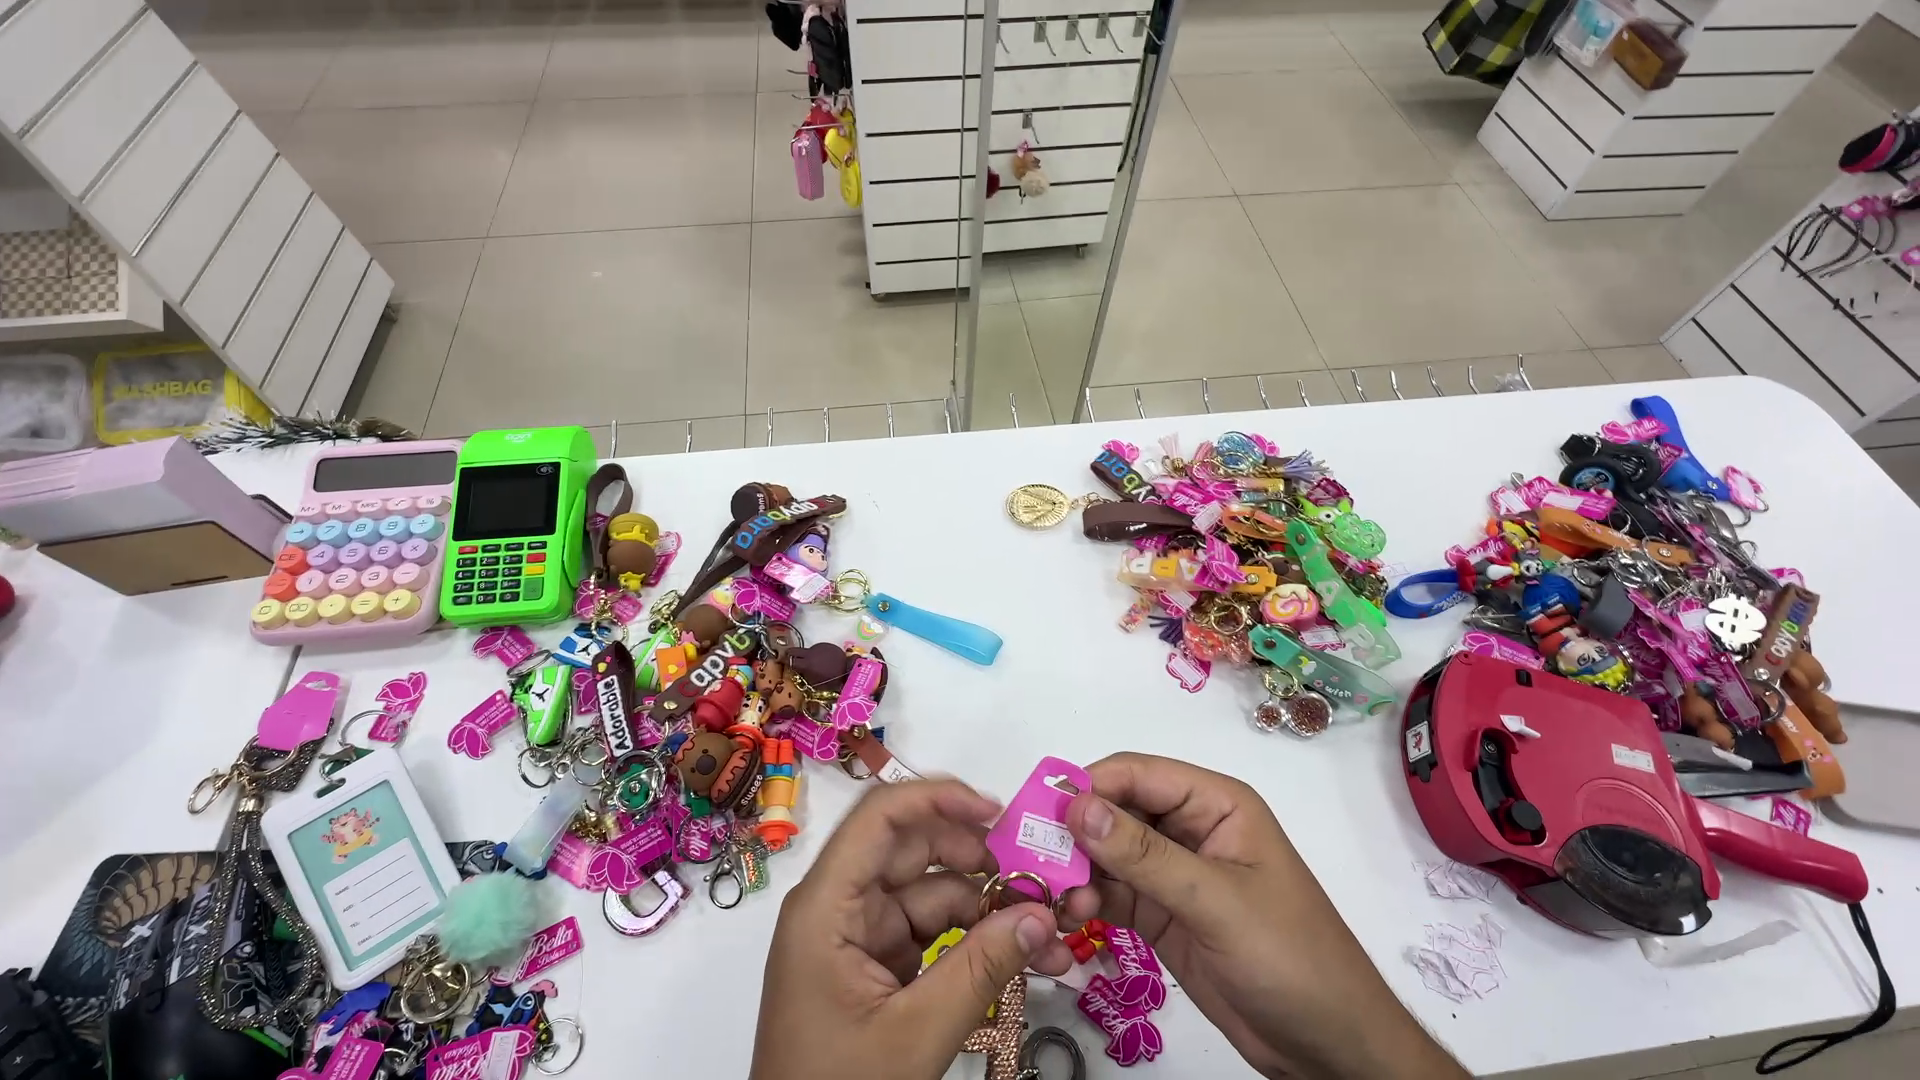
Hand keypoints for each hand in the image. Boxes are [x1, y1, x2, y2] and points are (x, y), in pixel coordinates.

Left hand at [750, 780, 1076, 1079]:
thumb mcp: (915, 1033)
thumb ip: (981, 969)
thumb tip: (1041, 915)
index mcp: (827, 903)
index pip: (880, 818)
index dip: (937, 798)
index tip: (997, 811)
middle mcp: (841, 904)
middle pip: (913, 850)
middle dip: (979, 857)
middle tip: (1039, 872)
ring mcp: (861, 933)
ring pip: (932, 891)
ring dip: (989, 905)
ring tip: (1048, 928)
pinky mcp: (879, 962)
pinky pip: (934, 930)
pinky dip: (976, 938)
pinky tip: (1021, 952)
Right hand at [1057, 753, 1465, 1079]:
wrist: (1328, 1047)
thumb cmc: (1289, 956)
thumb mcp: (1216, 901)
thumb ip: (1144, 855)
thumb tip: (1076, 807)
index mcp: (1214, 803)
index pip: (1138, 773)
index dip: (1089, 786)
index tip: (1043, 814)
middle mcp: (1189, 828)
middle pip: (1116, 809)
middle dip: (1076, 832)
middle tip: (1037, 862)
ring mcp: (1172, 872)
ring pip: (1107, 852)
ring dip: (1077, 870)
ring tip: (1058, 901)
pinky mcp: (1160, 913)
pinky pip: (1112, 892)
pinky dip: (1087, 900)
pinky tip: (1069, 916)